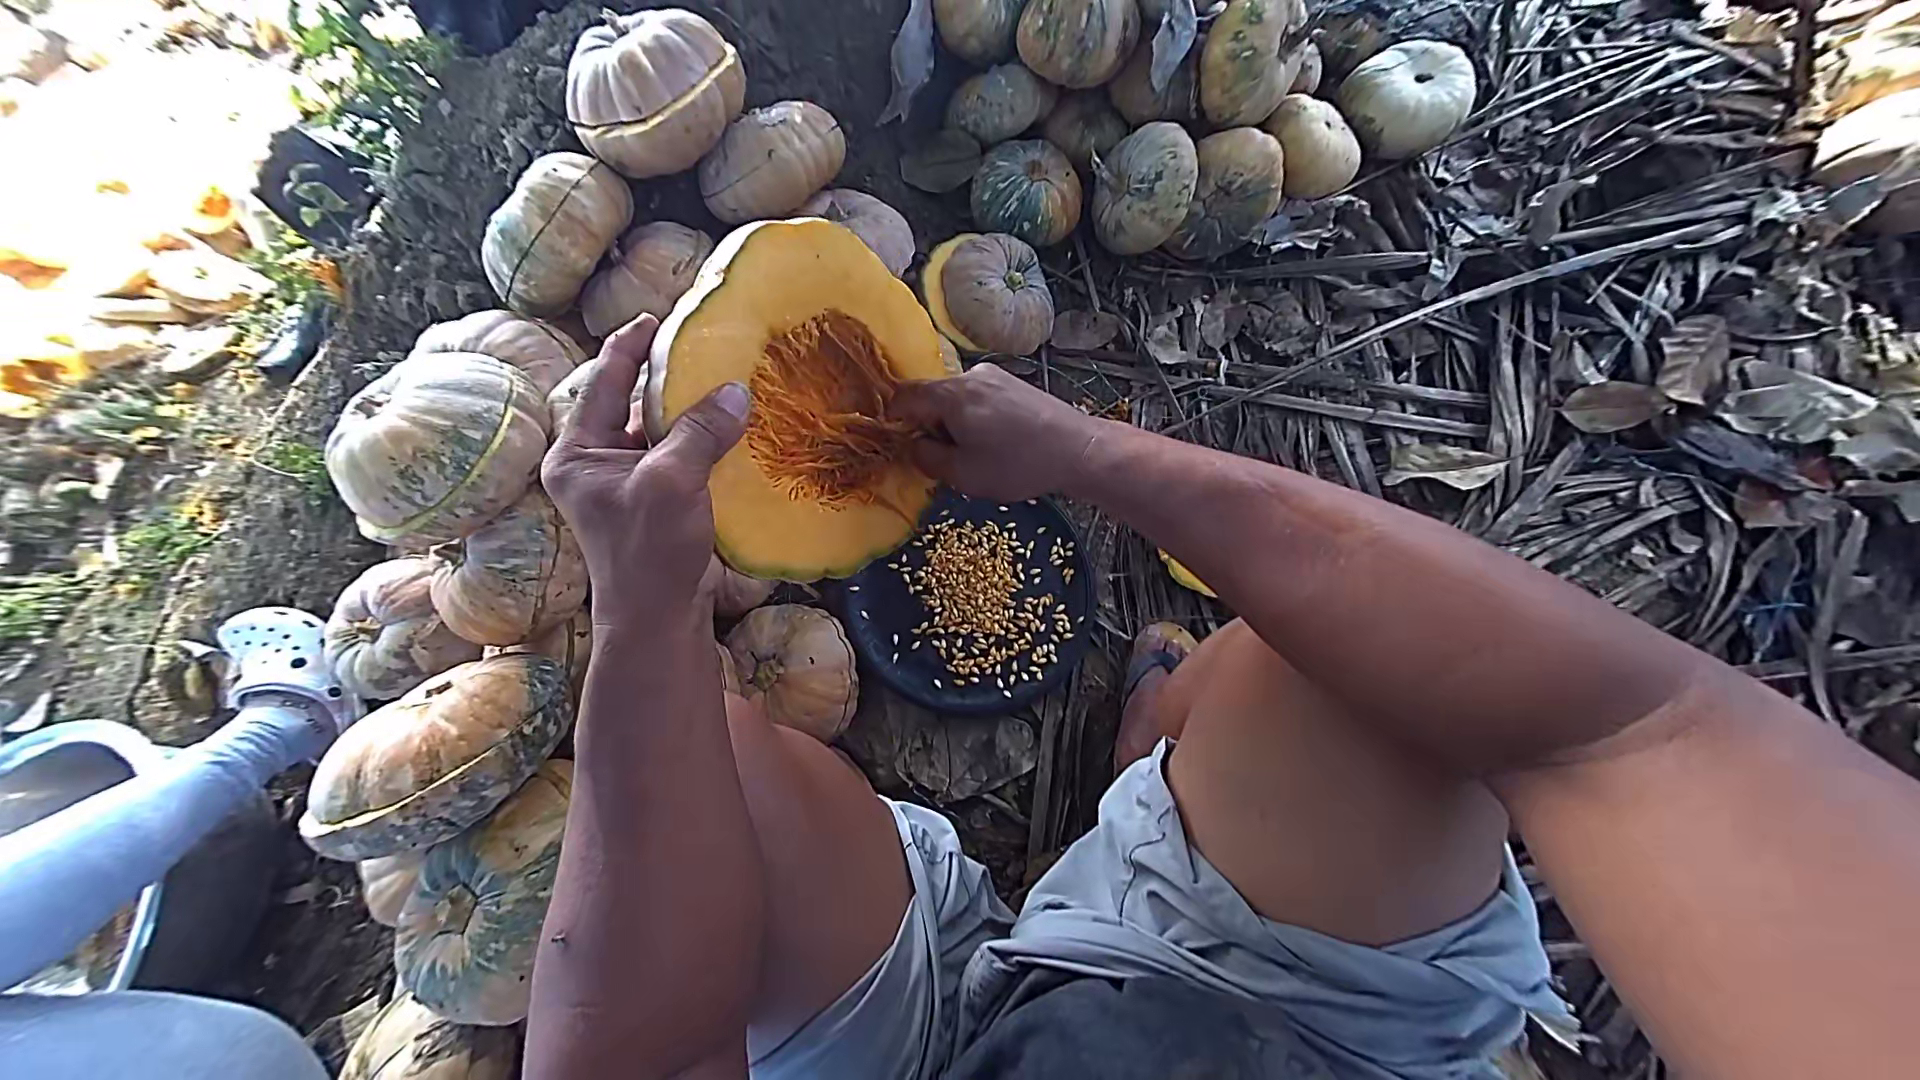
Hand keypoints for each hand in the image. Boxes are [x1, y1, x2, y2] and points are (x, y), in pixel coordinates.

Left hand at [541, 316, 750, 628]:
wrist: (661, 615)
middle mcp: (598, 462)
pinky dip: (705, 440)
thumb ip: (700, 433)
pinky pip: (682, 456)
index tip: (656, 318)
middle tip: (700, 347)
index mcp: (578, 453)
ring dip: (690, 411)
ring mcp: (630, 482)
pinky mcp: (660, 499)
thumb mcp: (670, 482)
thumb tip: (737, 390)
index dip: (628, 348)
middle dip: (666, 378)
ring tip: (723, 381)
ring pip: (661, 431)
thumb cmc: (649, 550)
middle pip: (633, 405)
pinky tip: (732, 426)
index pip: (603, 385)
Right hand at [890, 363, 1104, 501]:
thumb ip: (925, 458)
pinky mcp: (1013, 383)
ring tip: (976, 455)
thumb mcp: (962, 473)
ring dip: (953, 425)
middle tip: (944, 459)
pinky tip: (995, 443)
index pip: (903, 397)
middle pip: (930, 397)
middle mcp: (970, 375)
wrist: (1078, 450)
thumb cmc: (1017, 465)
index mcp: (951, 394)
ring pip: (955, 399)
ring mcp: (995, 376)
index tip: (897, 445)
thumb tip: (911, 445)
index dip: (892, 421)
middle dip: (929, 427)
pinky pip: (978, 398)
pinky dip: (974, 419)